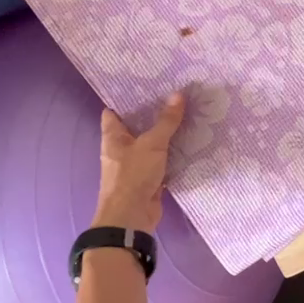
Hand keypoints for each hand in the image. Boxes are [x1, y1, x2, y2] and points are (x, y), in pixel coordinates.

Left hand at [92, 93, 184, 233]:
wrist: (131, 217)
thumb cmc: (133, 175)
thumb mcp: (152, 144)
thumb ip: (166, 121)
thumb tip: (178, 94)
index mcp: (113, 137)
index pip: (113, 111)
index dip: (125, 98)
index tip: (145, 84)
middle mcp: (121, 149)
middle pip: (136, 126)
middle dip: (153, 112)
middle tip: (174, 94)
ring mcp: (135, 164)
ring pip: (152, 143)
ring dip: (166, 133)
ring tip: (187, 112)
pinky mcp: (149, 178)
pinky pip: (163, 160)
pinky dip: (174, 153)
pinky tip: (190, 141)